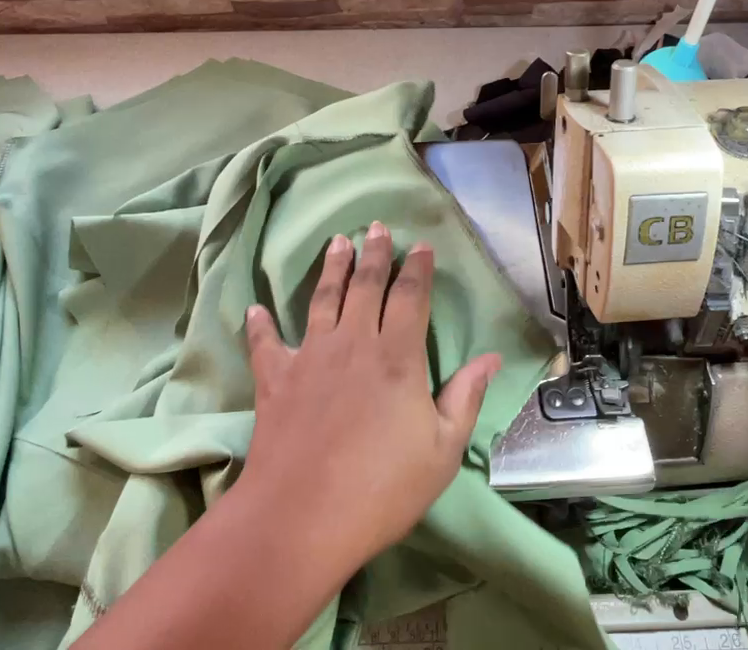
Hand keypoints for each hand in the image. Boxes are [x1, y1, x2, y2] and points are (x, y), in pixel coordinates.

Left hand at [240, 222, 502, 569]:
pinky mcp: (275, 380)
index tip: (421, 246)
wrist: (301, 518)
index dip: (418, 268)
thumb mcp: (442, 450)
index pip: (410, 297)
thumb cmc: (382, 488)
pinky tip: (256, 309)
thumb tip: (491, 358)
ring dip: (331, 269)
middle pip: (366, 286)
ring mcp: (310, 358)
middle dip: (375, 254)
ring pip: (323, 300)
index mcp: (398, 357)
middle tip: (377, 228)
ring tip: (337, 242)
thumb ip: (466, 397)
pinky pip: (266, 344)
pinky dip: (260, 325)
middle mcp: (354, 344)